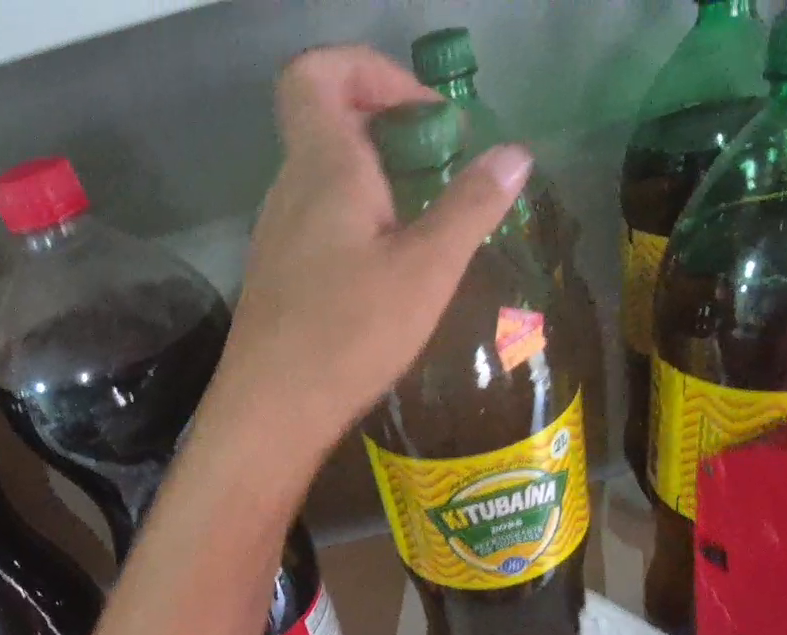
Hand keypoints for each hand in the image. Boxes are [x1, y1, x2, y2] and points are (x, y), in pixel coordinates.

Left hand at [195, 45, 533, 479]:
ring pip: (328, 179)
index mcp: (323, 166)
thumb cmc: (348, 335)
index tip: (425, 116)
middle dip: (392, 131)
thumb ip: (470, 207)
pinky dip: (360, 224)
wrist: (271, 411)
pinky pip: (321, 223)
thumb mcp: (426, 271)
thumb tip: (515, 154)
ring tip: (427, 227)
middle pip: (330, 124)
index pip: (318, 73)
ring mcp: (278, 234)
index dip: (371, 71)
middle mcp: (291, 188)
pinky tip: (390, 274)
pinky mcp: (279, 275)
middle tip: (442, 172)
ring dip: (379, 184)